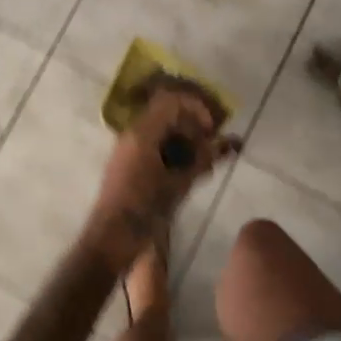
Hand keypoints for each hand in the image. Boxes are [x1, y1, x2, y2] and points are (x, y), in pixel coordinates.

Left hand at [84, 84, 233, 270]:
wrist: (110, 239)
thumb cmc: (144, 211)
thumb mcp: (179, 185)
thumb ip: (204, 160)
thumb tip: (230, 142)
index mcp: (142, 133)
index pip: (172, 101)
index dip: (196, 109)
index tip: (211, 130)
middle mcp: (132, 134)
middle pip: (166, 113)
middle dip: (192, 125)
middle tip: (210, 146)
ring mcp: (127, 147)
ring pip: (160, 129)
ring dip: (183, 139)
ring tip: (201, 162)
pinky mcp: (127, 162)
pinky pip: (152, 143)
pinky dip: (171, 150)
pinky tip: (185, 172)